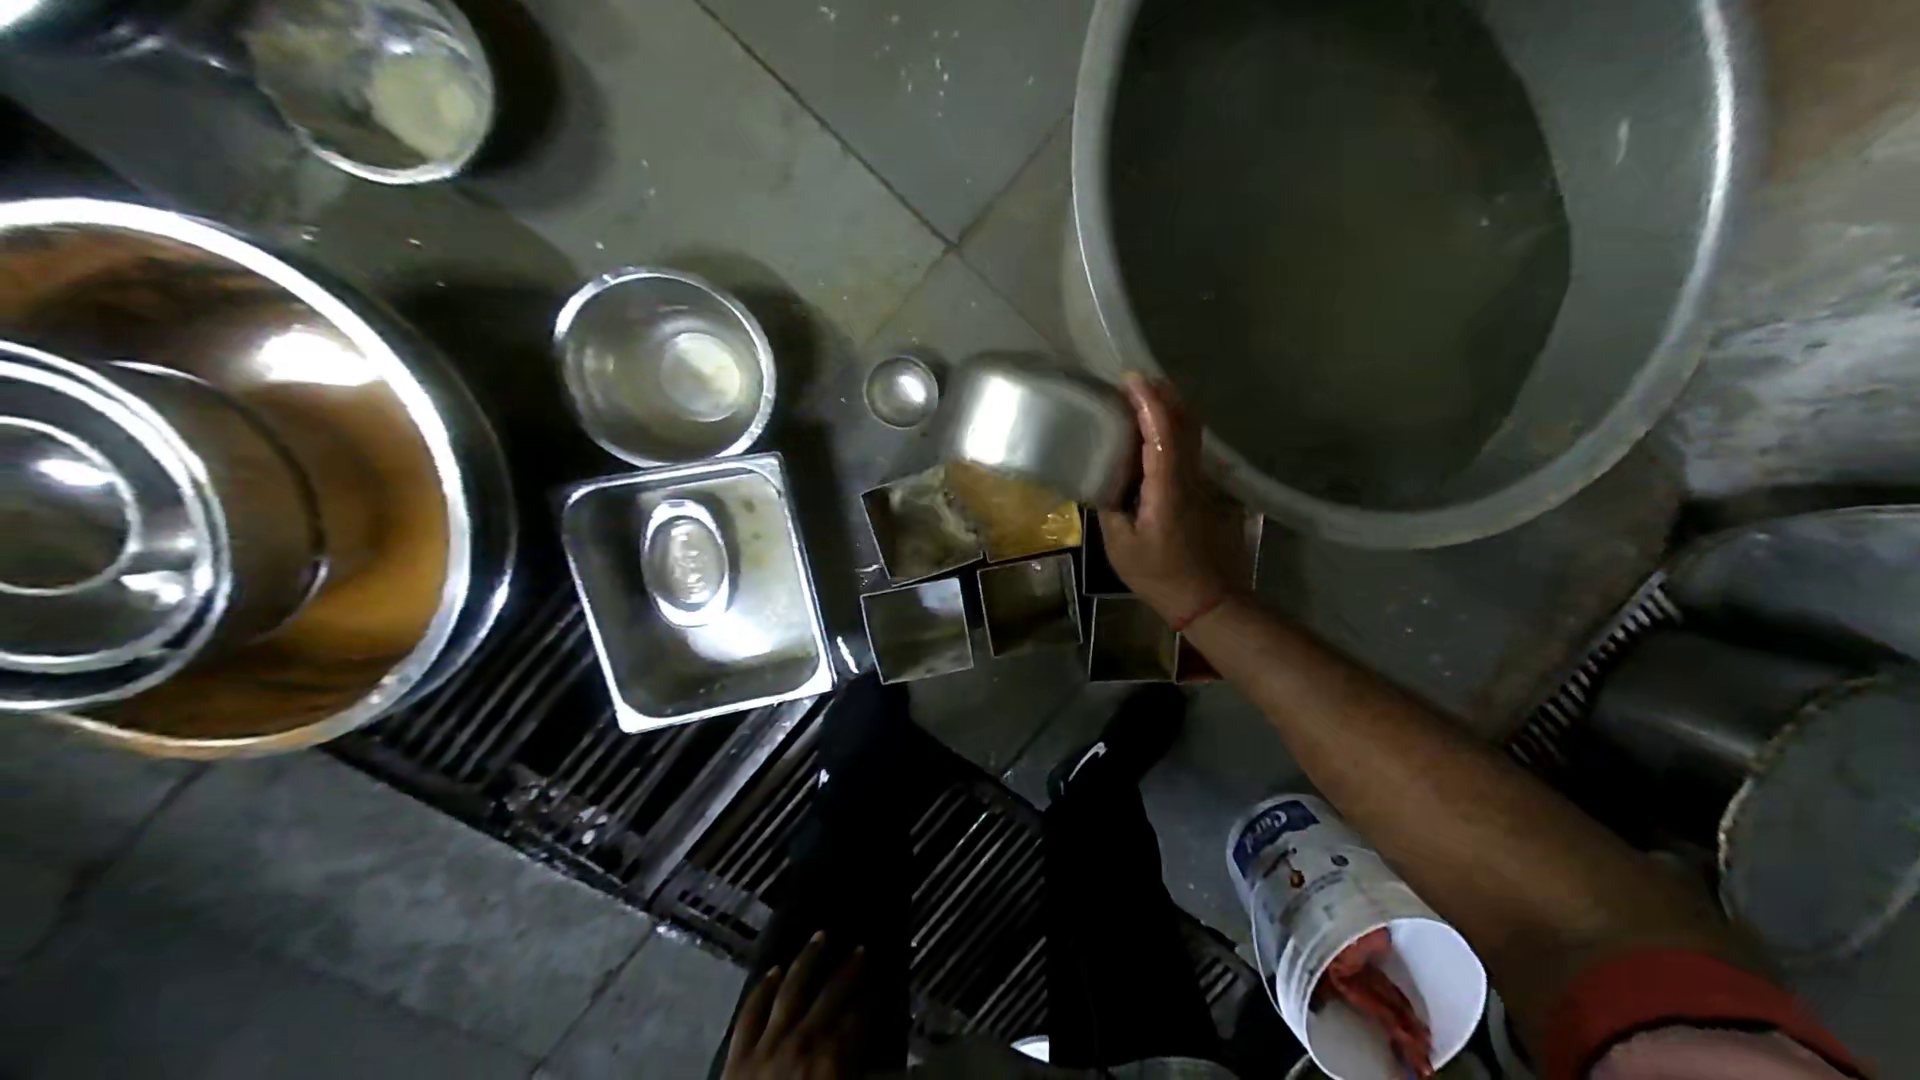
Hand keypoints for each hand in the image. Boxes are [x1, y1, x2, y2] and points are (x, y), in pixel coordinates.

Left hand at [722, 932, 865, 1079]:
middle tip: (861, 948)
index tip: (880, 985)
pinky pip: (750, 1014)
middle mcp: (802, 1042)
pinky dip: (762, 989)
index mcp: (830, 1061)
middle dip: (848, 971)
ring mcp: (766, 1045)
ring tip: (821, 935)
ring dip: (808, 960)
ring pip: (791, 990)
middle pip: (830, 996)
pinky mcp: (737, 1056)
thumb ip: (853, 1072)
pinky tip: (773, 971)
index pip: (858, 1019)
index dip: (871, 1001)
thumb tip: (875, 1054)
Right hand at [1100, 374, 1236, 625]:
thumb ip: (1109, 507)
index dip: (1148, 402)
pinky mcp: (1201, 490)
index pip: (1161, 433)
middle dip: (1161, 394)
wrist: (1207, 598)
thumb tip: (1099, 480)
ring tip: (1139, 400)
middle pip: (1184, 422)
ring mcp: (1200, 482)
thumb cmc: (1159, 576)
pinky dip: (1170, 429)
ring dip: (1168, 409)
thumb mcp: (1120, 546)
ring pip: (1190, 432)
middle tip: (1132, 381)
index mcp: (1167, 489)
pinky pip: (1187, 448)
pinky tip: (1151, 434)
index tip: (1130, 379)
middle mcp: (1189, 477)